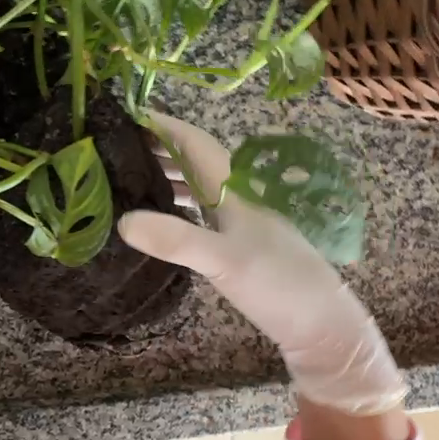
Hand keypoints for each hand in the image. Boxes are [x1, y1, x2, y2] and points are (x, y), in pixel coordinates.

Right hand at [118, 114, 407, 420]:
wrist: (322, 325)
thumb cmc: (278, 284)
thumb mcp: (223, 260)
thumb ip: (175, 240)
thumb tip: (122, 221)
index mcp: (234, 189)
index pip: (194, 142)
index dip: (163, 126)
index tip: (127, 114)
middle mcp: (237, 198)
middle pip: (194, 160)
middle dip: (159, 147)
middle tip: (116, 147)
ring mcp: (240, 222)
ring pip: (198, 186)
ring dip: (167, 175)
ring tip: (129, 177)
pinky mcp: (239, 245)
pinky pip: (200, 212)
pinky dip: (176, 205)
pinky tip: (159, 217)